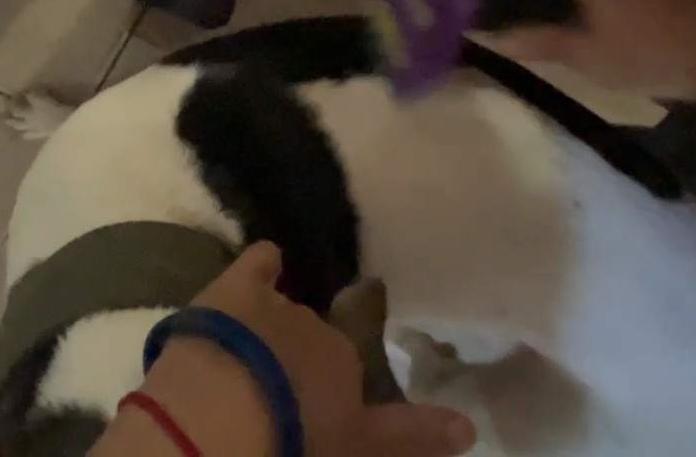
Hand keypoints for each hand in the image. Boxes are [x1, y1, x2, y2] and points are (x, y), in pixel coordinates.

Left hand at [141, 243, 474, 456]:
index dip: (334, 386)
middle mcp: (318, 326)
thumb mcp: (358, 443)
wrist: (226, 404)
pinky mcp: (239, 286)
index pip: (348, 370)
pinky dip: (267, 261)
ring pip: (286, 307)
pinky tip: (271, 258)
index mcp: (346, 363)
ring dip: (277, 325)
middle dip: (304, 356)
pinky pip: (261, 262)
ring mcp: (277, 303)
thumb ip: (410, 434)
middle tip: (287, 383)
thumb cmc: (296, 431)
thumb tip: (469, 429)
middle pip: (316, 338)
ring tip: (259, 350)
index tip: (323, 403)